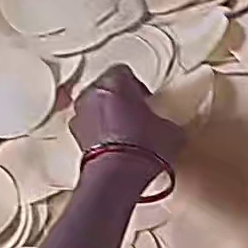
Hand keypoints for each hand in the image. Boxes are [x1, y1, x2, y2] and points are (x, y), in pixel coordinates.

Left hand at [68, 65, 185, 172]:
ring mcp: (80, 116)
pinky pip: (89, 131)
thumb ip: (166, 122)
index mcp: (115, 82)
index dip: (138, 87)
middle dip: (119, 102)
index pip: (125, 72)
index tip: (148, 102)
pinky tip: (117, 151)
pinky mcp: (74, 139)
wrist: (121, 175)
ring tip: (128, 138)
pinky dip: (99, 138)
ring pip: (95, 110)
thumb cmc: (145, 146)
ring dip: (107, 119)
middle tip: (138, 118)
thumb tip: (169, 129)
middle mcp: (92, 93)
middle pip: (106, 90)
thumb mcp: (172, 131)